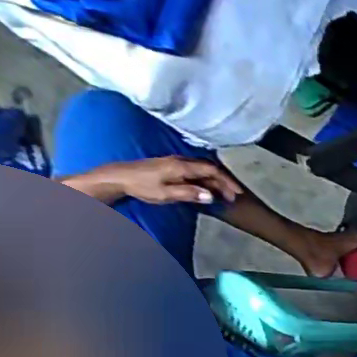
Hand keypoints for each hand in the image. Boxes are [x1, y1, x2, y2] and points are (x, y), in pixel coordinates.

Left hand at [86, 156, 243, 205]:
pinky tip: (205, 188)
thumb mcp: (166, 193)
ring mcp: (175, 162)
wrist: (118, 176)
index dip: (227, 181)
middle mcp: (181, 161)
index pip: (211, 171)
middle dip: (224, 181)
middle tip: (233, 195)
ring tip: (222, 193)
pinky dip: (205, 179)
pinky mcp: (170, 165)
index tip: (238, 192)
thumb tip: (211, 196)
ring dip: (215, 180)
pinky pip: (195, 170)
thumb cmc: (141, 186)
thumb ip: (189, 194)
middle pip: (209, 168)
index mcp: (182, 166)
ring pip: (202, 169)